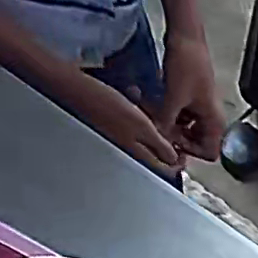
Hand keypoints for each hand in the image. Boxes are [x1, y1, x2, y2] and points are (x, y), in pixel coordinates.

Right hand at [60, 72, 181, 177]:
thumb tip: (174, 160)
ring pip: (145, 144)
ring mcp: (121, 140)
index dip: (178, 163)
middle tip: (173, 134)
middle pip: (156, 158)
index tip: (184, 151)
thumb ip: (160, 145)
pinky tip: (138, 107)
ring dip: (155, 134)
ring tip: (157, 120)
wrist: (74, 88)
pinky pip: (133, 131)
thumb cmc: (109, 105)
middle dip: (167, 148)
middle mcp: (130, 152)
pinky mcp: (113, 128)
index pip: (165, 170)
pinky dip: (140, 123)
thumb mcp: (142, 126)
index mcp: (139, 155)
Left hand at [158, 35, 226, 159]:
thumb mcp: (174, 98)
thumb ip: (166, 122)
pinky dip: (172, 115)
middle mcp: (211, 120)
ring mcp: (202, 110)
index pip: (209, 153)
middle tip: (162, 129)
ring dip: (173, 126)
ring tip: (157, 116)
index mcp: (215, 123)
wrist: (186, 37)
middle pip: (198, 143)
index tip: (174, 140)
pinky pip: (184, 117)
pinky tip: (160, 106)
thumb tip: (157, 138)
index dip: (191, 151)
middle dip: (179, 138)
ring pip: (189, 130)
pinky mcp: (193, 100)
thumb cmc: (187, 66)